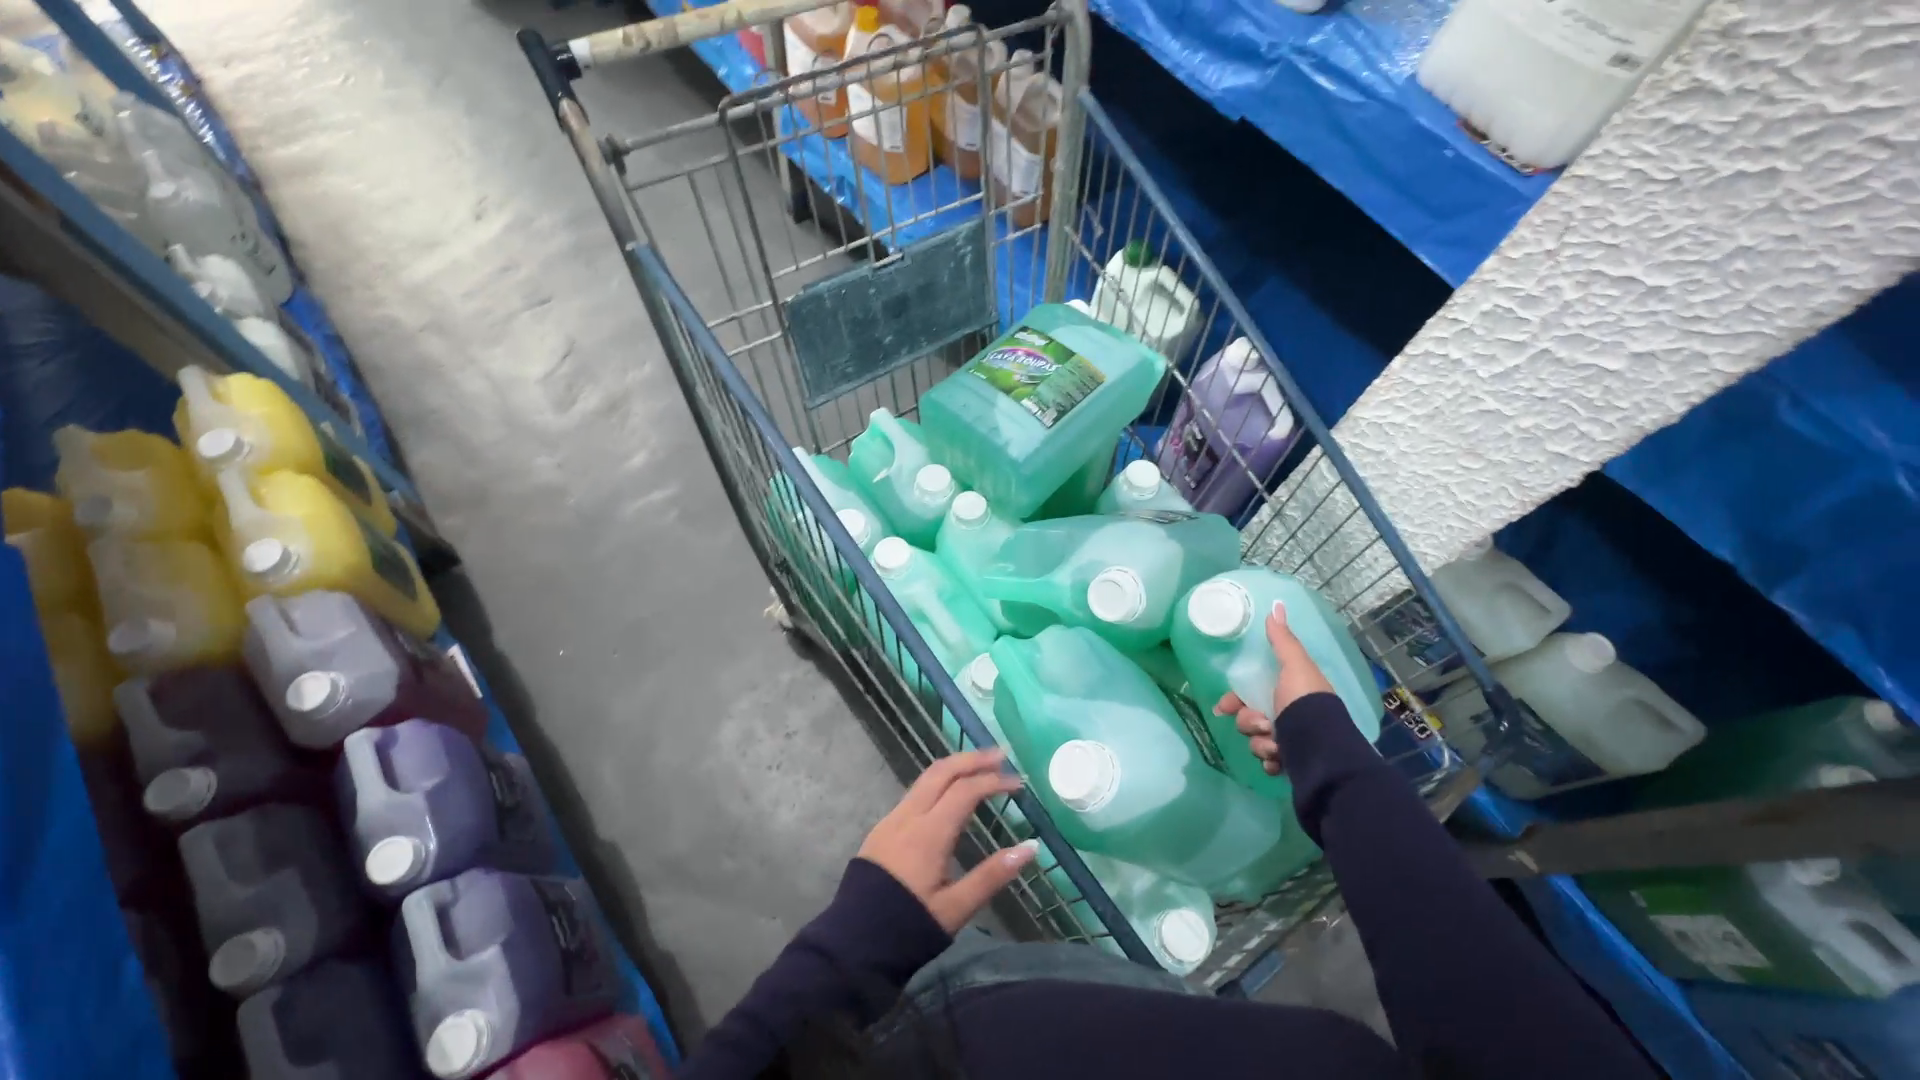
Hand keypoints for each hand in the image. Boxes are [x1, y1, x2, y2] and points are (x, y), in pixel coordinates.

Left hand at [858, 748, 1039, 932]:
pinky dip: (938, 784)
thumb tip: (1030, 847)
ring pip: (924, 780)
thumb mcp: (956, 908)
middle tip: (1000, 757)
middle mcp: (908, 817)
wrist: (854, 943)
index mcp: (928, 833)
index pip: (965, 791)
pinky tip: (949, 796)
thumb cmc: (910, 927)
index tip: (1019, 784)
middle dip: (972, 759)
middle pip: (941, 772)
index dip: (994, 782)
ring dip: (953, 769)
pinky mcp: (882, 831)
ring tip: (979, 769)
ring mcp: (891, 821)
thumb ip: (993, 875)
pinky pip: (914, 794)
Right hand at [1213, 601, 1335, 775]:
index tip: (1223, 709)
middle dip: (1250, 723)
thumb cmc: (1305, 702)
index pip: (1249, 696)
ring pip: (1256, 742)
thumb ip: (1282, 640)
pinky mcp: (1290, 765)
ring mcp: (1289, 743)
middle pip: (1249, 720)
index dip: (1233, 701)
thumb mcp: (1294, 666)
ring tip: (1276, 745)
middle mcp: (1288, 717)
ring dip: (1261, 743)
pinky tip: (1279, 759)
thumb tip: (1276, 606)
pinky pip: (1268, 763)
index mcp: (1288, 694)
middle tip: (1262, 726)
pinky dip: (1271, 762)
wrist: (1322, 747)